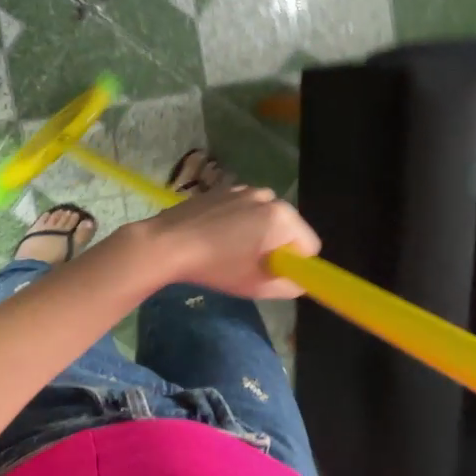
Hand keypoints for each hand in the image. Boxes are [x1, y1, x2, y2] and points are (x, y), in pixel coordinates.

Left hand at [139, 186, 319, 299]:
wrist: (166, 243)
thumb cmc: (215, 265)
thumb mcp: (257, 286)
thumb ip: (290, 286)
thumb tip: (297, 281)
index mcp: (282, 217)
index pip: (308, 246)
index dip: (293, 265)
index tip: (269, 273)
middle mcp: (266, 196)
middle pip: (287, 229)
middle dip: (275, 247)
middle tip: (247, 264)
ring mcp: (241, 189)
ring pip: (263, 218)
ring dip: (255, 233)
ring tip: (228, 250)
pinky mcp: (220, 189)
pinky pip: (242, 210)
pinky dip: (236, 222)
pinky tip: (213, 236)